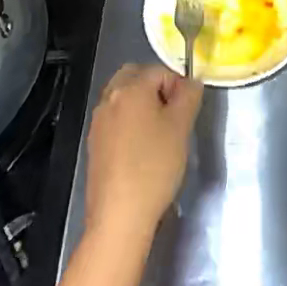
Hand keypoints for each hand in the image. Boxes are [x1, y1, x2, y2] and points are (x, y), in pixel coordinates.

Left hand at [83, 63, 204, 241]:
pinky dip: (130, 123)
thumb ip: (189, 96)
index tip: (188, 109)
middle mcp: (109, 99)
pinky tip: (143, 149)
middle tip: (174, 113)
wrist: (120, 215)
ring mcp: (98, 122)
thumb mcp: (182, 127)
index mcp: (130, 89)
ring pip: (123, 98)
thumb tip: (191, 82)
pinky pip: (115, 120)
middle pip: (135, 77)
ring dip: (142, 104)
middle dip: (156, 87)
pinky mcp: (94, 144)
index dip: (179, 85)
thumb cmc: (155, 165)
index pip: (160, 70)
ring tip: (161, 132)